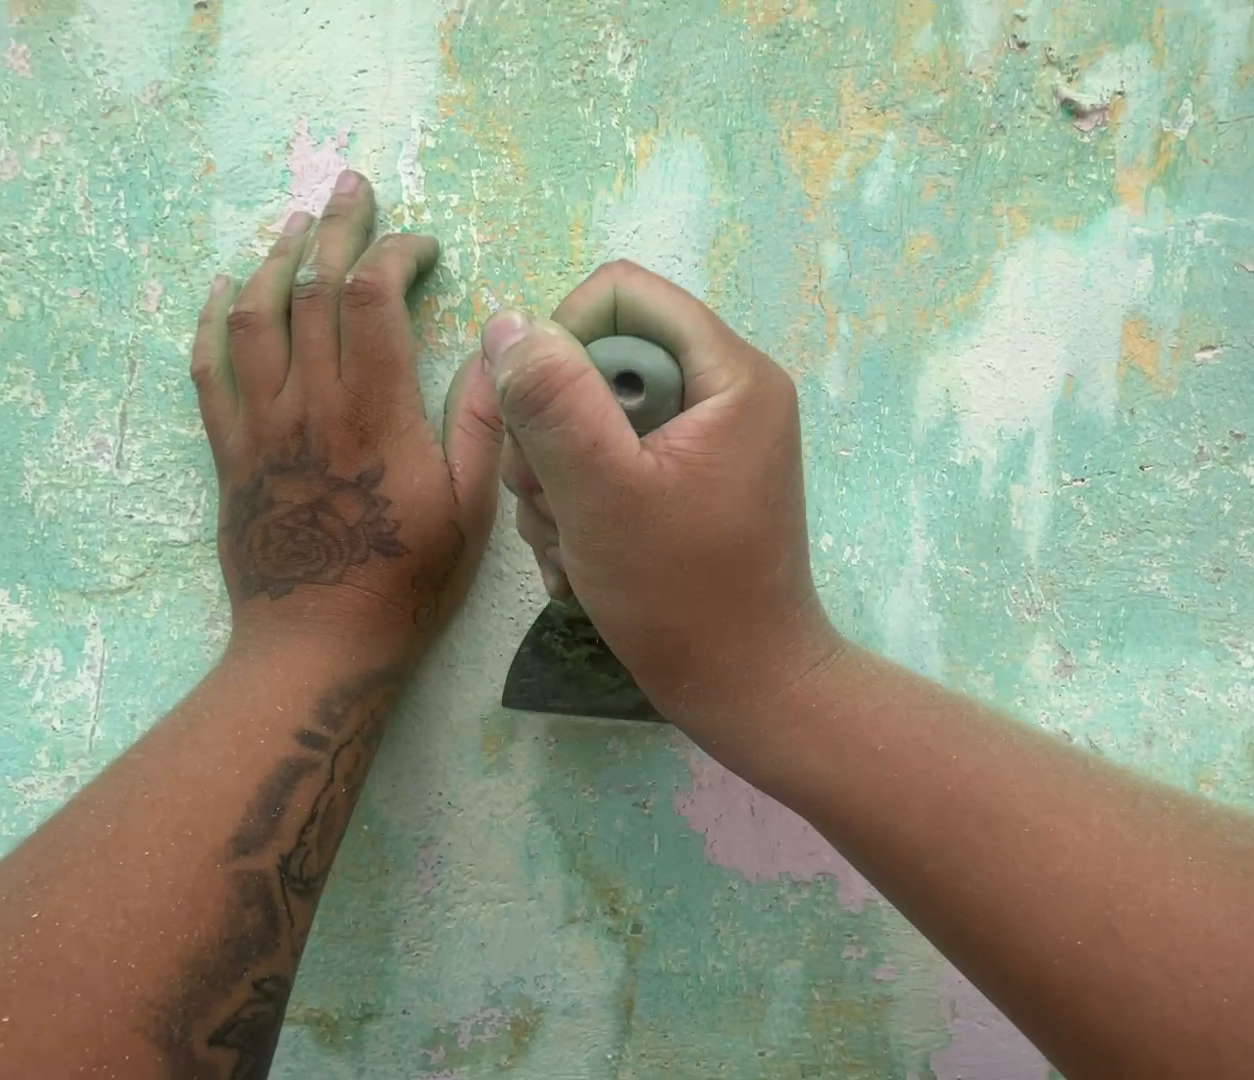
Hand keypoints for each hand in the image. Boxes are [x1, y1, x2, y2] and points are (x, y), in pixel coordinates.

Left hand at [192, 171, 502, 662]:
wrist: (318, 641)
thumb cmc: (409, 578)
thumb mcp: (471, 509)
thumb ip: (480, 425)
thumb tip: (493, 351)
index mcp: (377, 415)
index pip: (373, 301)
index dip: (394, 256)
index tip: (422, 247)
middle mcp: (311, 405)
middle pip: (312, 291)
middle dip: (334, 229)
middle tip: (350, 187)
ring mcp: (259, 426)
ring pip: (253, 317)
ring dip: (275, 259)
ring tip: (295, 224)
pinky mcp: (228, 451)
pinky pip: (208, 368)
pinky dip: (214, 318)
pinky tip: (227, 290)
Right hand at [483, 261, 842, 741]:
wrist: (743, 685)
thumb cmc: (682, 594)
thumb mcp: (602, 491)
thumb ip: (553, 399)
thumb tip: (510, 324)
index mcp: (731, 375)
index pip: (624, 294)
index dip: (562, 338)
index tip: (539, 415)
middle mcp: (727, 396)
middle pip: (605, 360)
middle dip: (555, 429)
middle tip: (549, 497)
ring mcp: (709, 444)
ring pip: (599, 419)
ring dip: (561, 479)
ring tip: (569, 542)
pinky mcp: (691, 485)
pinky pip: (617, 464)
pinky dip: (584, 506)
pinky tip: (581, 559)